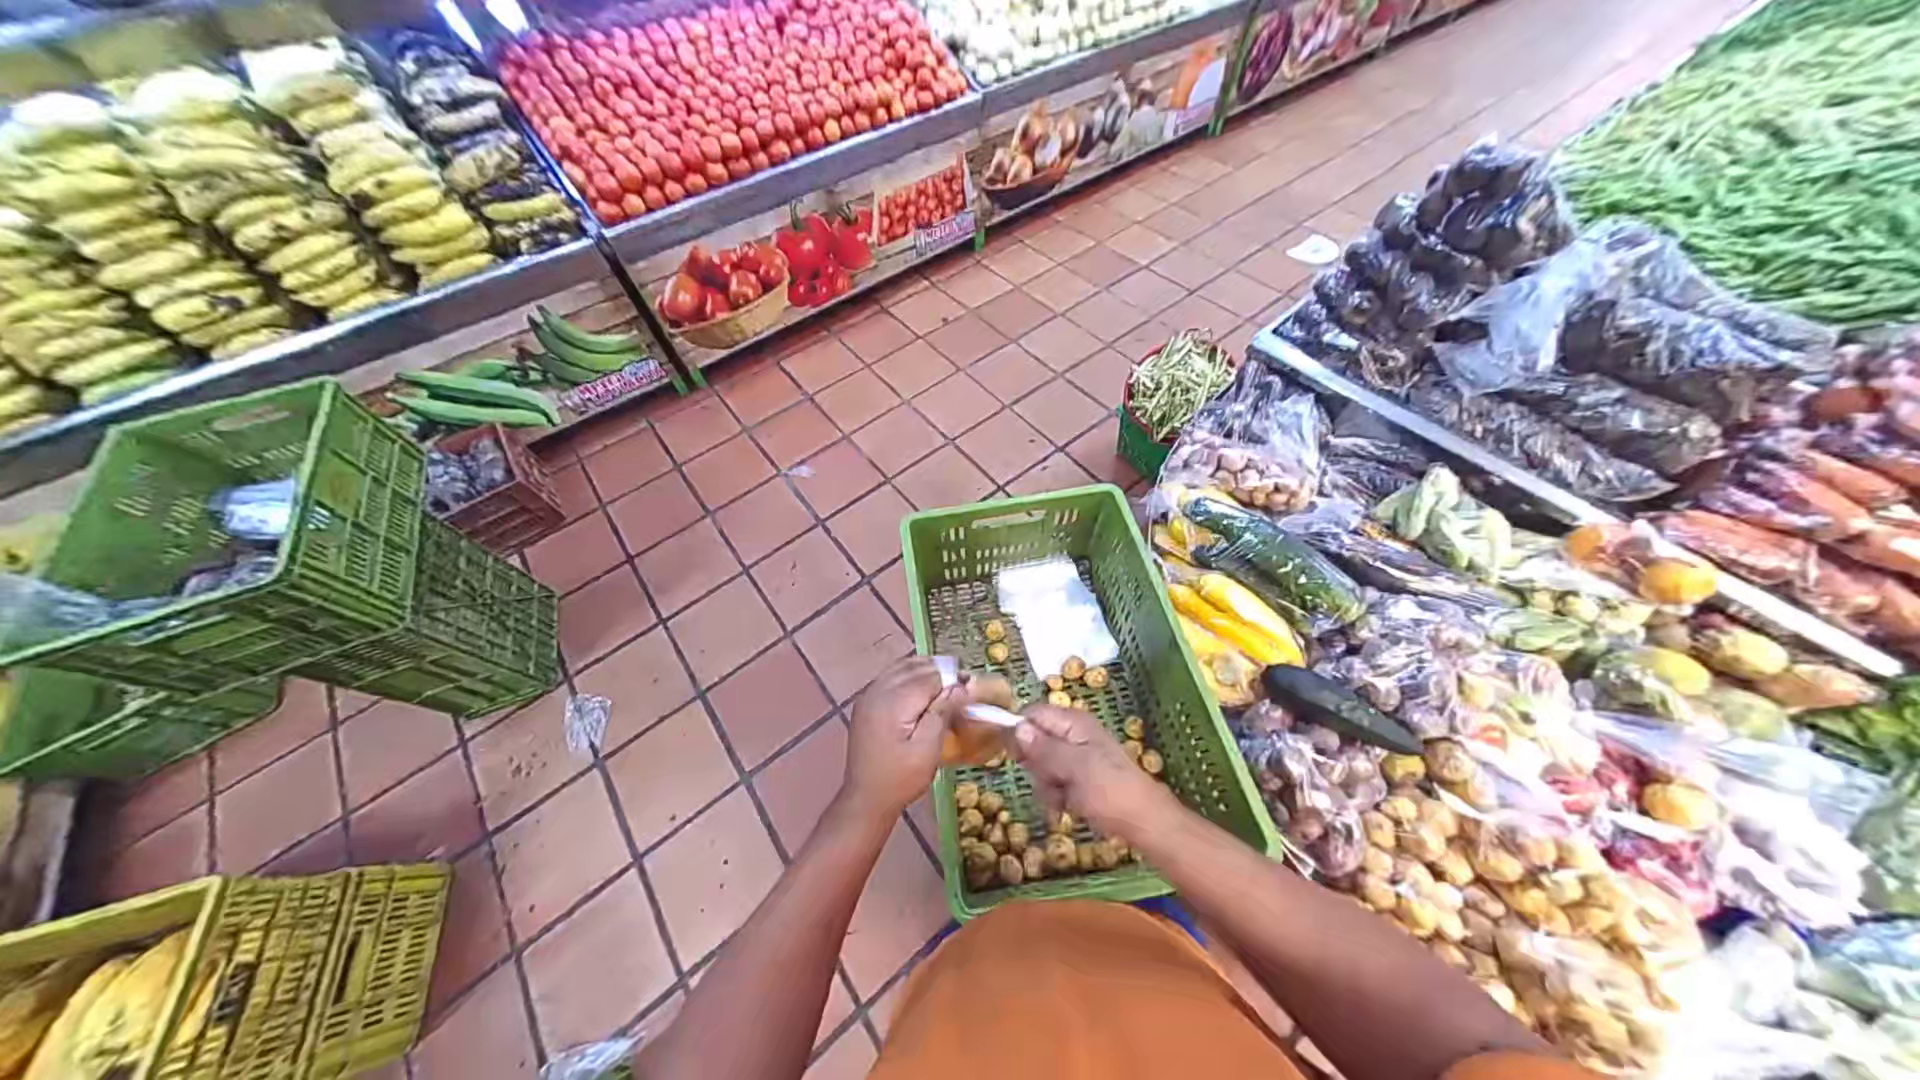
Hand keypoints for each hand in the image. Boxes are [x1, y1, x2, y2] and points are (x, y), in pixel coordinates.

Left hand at [841, 656, 955, 821]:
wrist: (866, 799)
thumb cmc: (900, 779)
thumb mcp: (928, 749)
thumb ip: (942, 712)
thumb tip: (961, 685)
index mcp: (892, 702)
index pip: (929, 676)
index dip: (952, 679)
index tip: (971, 686)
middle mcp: (877, 691)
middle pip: (915, 667)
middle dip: (940, 671)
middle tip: (962, 685)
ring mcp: (868, 695)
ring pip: (902, 667)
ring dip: (925, 670)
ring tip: (946, 683)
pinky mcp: (866, 702)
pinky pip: (891, 676)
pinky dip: (910, 674)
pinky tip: (923, 687)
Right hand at [1014, 705, 1177, 838]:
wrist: (1144, 823)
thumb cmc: (1111, 791)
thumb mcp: (1074, 767)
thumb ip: (1044, 748)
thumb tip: (1017, 727)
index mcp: (1073, 723)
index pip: (1033, 715)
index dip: (1020, 732)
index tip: (1018, 757)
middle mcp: (1072, 735)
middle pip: (1034, 742)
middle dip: (1036, 766)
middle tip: (1051, 780)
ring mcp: (1076, 758)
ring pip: (1041, 767)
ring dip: (1046, 786)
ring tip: (1064, 798)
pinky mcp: (1078, 779)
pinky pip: (1053, 783)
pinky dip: (1056, 797)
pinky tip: (1068, 807)